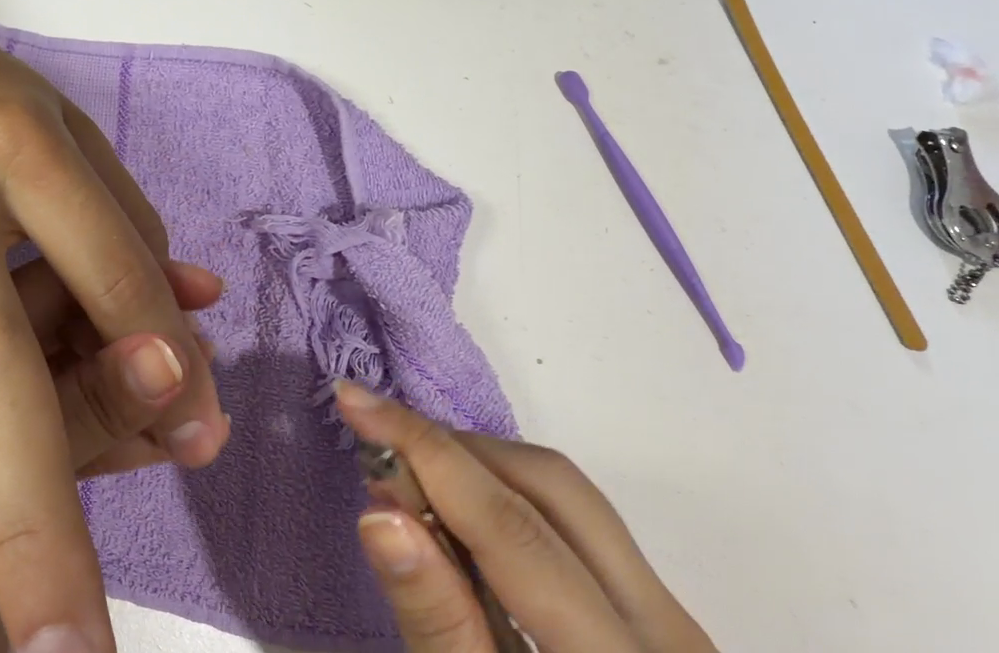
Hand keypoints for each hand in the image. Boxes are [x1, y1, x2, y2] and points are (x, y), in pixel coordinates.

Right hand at [335, 383, 716, 651]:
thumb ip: (439, 622)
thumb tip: (381, 510)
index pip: (509, 524)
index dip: (424, 450)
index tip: (353, 400)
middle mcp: (668, 632)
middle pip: (552, 489)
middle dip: (450, 448)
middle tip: (371, 441)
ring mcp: (676, 624)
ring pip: (571, 498)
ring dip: (478, 467)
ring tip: (403, 474)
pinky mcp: (663, 623)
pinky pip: (580, 527)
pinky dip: (506, 499)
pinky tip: (456, 517)